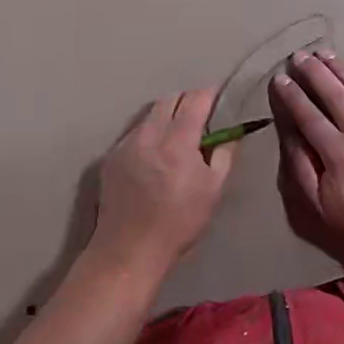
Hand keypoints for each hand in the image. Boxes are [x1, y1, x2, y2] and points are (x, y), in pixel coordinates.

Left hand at [89, 89, 236, 276]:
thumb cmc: (179, 222)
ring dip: (167, 116)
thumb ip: (224, 154)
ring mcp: (126, 143)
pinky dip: (149, 134)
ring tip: (178, 136)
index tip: (219, 98)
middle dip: (187, 101)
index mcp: (177, 140)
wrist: (129, 249)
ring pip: (150, 114)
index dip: (210, 94)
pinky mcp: (111, 155)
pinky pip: (135, 132)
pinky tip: (155, 155)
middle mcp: (149, 134)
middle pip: (170, 99)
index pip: (195, 99)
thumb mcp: (213, 190)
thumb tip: (232, 131)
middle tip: (201, 116)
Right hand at [270, 52, 343, 271]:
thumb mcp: (319, 206)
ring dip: (341, 69)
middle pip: (334, 94)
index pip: (308, 115)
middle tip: (299, 56)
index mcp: (337, 154)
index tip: (280, 79)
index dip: (292, 95)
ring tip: (324, 54)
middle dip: (314, 72)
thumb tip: (289, 136)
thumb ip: (301, 168)